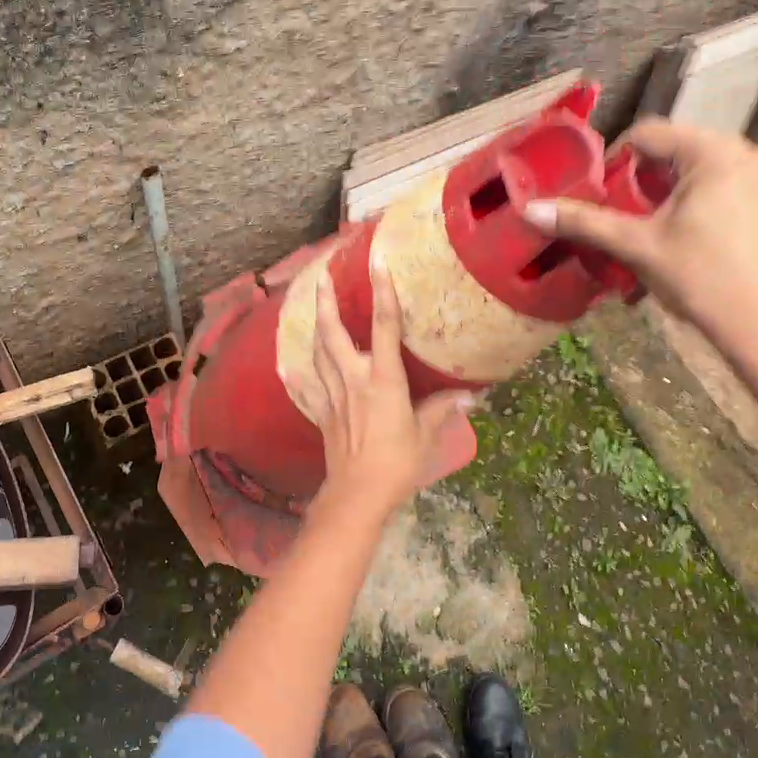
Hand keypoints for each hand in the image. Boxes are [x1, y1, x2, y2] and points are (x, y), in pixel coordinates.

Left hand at [298, 261, 478, 514]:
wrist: (358, 495)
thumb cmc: (397, 463)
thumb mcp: (426, 434)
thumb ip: (443, 409)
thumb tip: (471, 395)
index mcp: (382, 379)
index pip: (383, 326)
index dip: (382, 292)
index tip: (377, 263)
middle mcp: (353, 379)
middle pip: (332, 333)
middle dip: (326, 302)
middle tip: (321, 277)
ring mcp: (332, 396)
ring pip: (317, 353)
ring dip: (314, 328)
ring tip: (313, 309)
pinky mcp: (321, 414)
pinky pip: (305, 389)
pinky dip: (296, 376)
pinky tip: (286, 366)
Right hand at [524, 119, 757, 376]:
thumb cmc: (705, 283)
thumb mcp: (638, 248)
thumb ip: (585, 222)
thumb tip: (530, 209)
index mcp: (718, 153)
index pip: (651, 134)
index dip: (620, 161)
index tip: (609, 194)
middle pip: (690, 153)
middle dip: (659, 182)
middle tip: (641, 220)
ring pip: (725, 173)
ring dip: (698, 193)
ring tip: (683, 234)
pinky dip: (737, 206)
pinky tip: (727, 240)